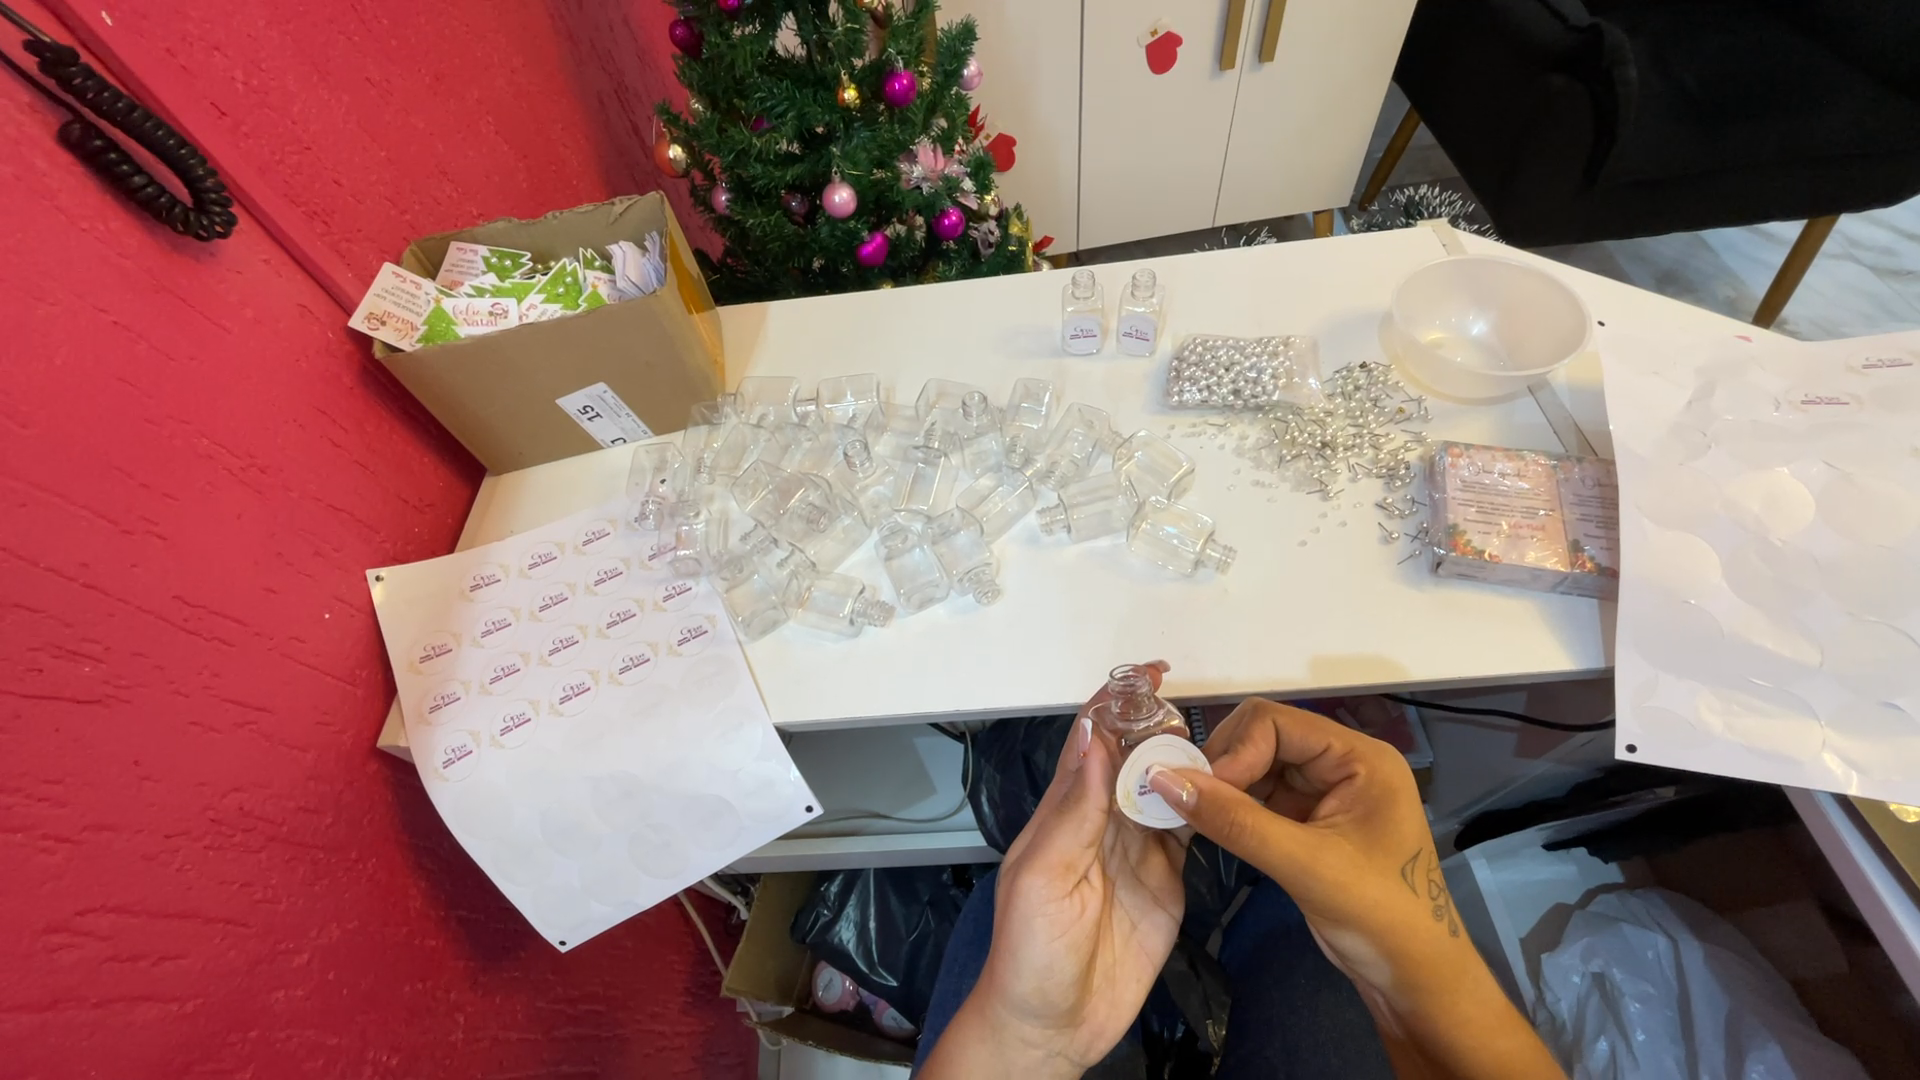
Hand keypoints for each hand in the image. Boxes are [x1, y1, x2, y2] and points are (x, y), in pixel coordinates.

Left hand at [922, 663, 1187, 1078]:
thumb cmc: (1031, 949)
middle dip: (1158, 725)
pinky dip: (1208, 806)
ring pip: (1165, 788)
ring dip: (1186, 762)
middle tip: (1194, 706)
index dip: (1114, 704)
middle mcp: (1103, 820)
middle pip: (1133, 758)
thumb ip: (1073, 811)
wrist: (1053, 1026)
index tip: (1146, 675)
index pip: (1091, 741)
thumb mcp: (1043, 876)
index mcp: (1066, 810)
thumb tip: (1095, 736)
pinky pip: (1189, 832)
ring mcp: (1137, 848)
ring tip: (1221, 739)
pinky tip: (1229, 789)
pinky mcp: (1167, 879)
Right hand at [1147, 699, 1563, 1079]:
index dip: (1232, 750)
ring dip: (1224, 785)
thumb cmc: (1378, 917)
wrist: (1416, 985)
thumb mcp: (1303, 865)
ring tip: (1197, 814)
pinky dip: (1232, 805)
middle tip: (1191, 800)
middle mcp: (1342, 762)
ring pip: (1255, 763)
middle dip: (1224, 764)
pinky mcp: (1309, 817)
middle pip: (1261, 735)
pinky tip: (1214, 825)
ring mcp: (1326, 789)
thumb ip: (1233, 819)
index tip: (1200, 790)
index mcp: (1359, 757)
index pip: (1274, 722)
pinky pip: (1258, 792)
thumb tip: (1160, 778)